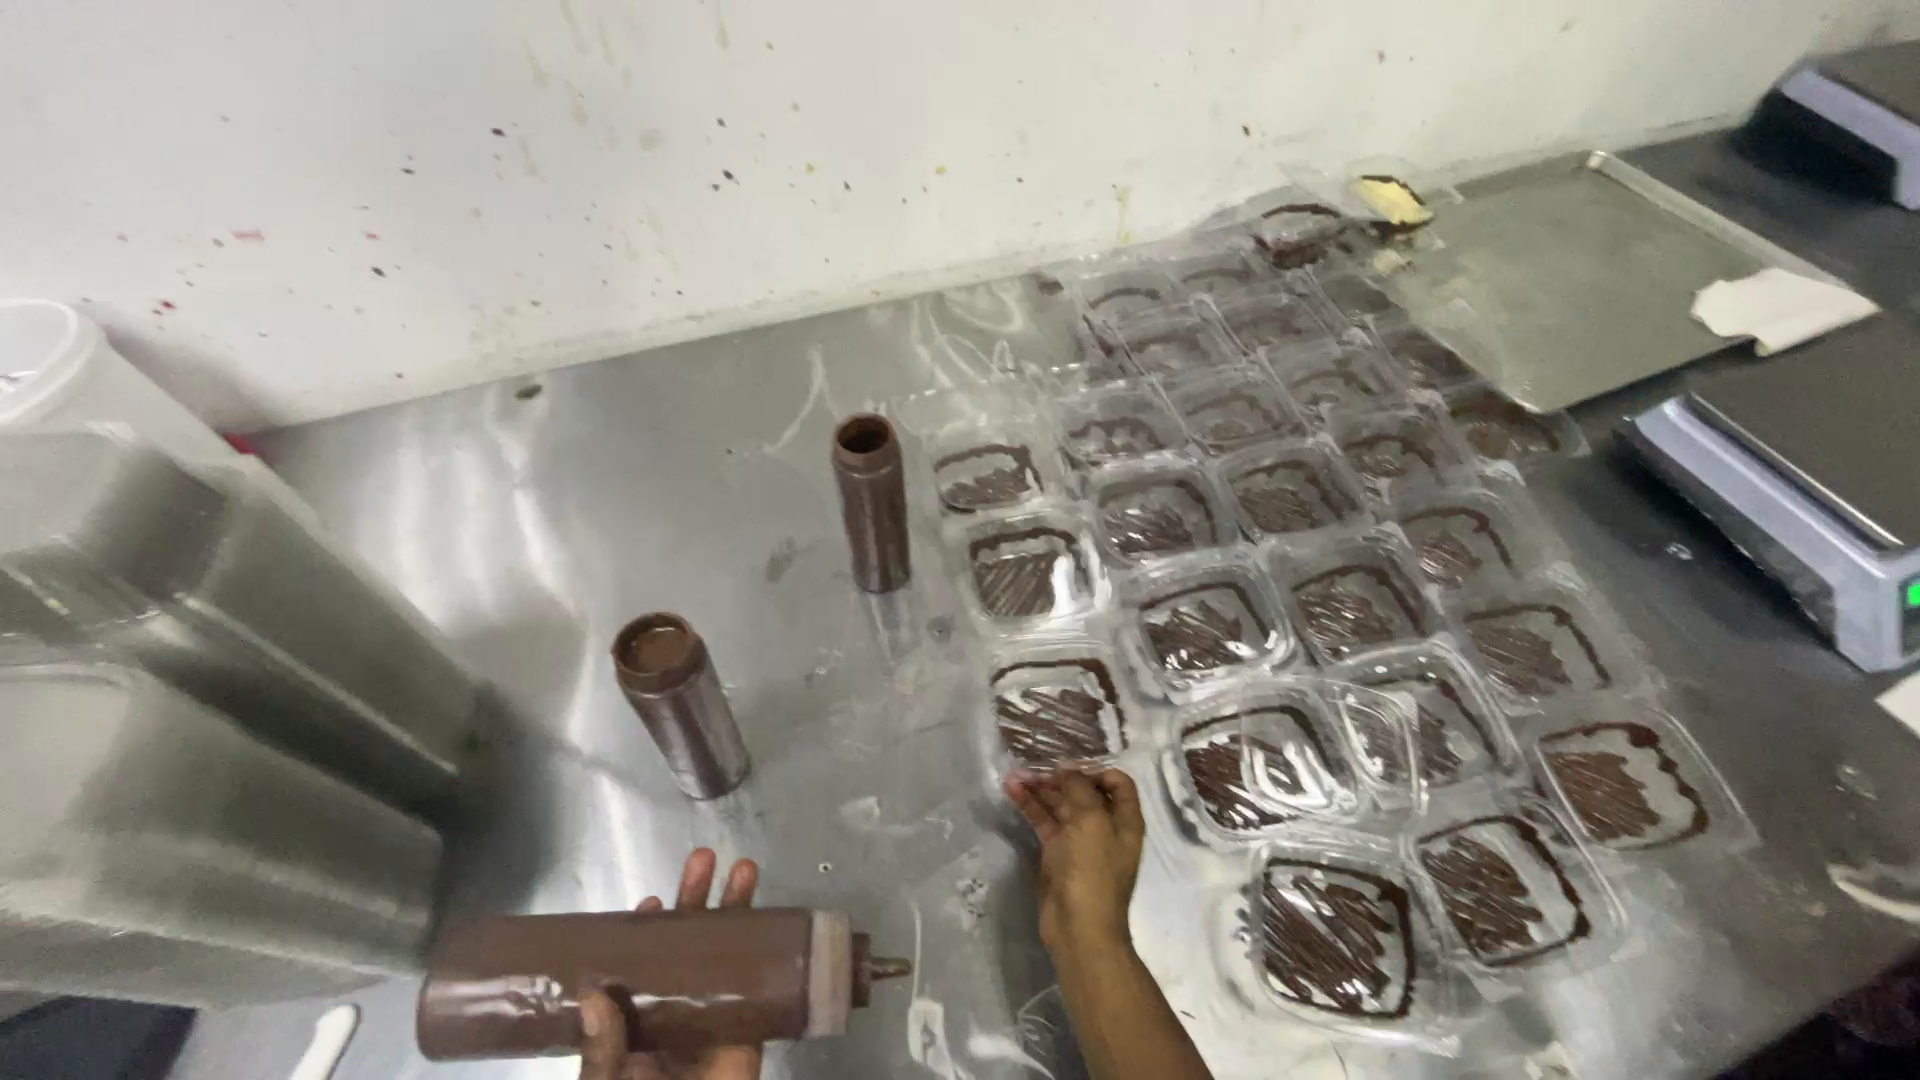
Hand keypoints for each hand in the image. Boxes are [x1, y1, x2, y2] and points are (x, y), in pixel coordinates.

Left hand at [577, 848, 762, 1079]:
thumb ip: (603, 1051)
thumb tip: (596, 992)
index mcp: (636, 1020)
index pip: (640, 962)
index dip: (647, 930)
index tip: (650, 902)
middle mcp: (674, 1008)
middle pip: (688, 943)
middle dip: (697, 899)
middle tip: (705, 859)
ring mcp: (714, 1016)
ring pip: (727, 952)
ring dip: (735, 909)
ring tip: (744, 870)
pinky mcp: (750, 1032)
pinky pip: (761, 986)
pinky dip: (769, 952)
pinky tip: (775, 922)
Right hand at [1004, 768, 1145, 953]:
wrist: (1078, 928)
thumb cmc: (1093, 871)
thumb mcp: (1091, 821)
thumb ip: (1080, 789)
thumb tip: (1068, 769)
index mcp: (1124, 819)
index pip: (1117, 783)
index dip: (1096, 770)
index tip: (1070, 766)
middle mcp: (1104, 826)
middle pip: (1083, 791)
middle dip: (1059, 776)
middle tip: (1032, 766)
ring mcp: (1079, 841)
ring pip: (1060, 805)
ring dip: (1040, 789)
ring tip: (1015, 775)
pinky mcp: (1057, 853)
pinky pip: (1044, 822)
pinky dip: (1030, 806)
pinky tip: (1012, 791)